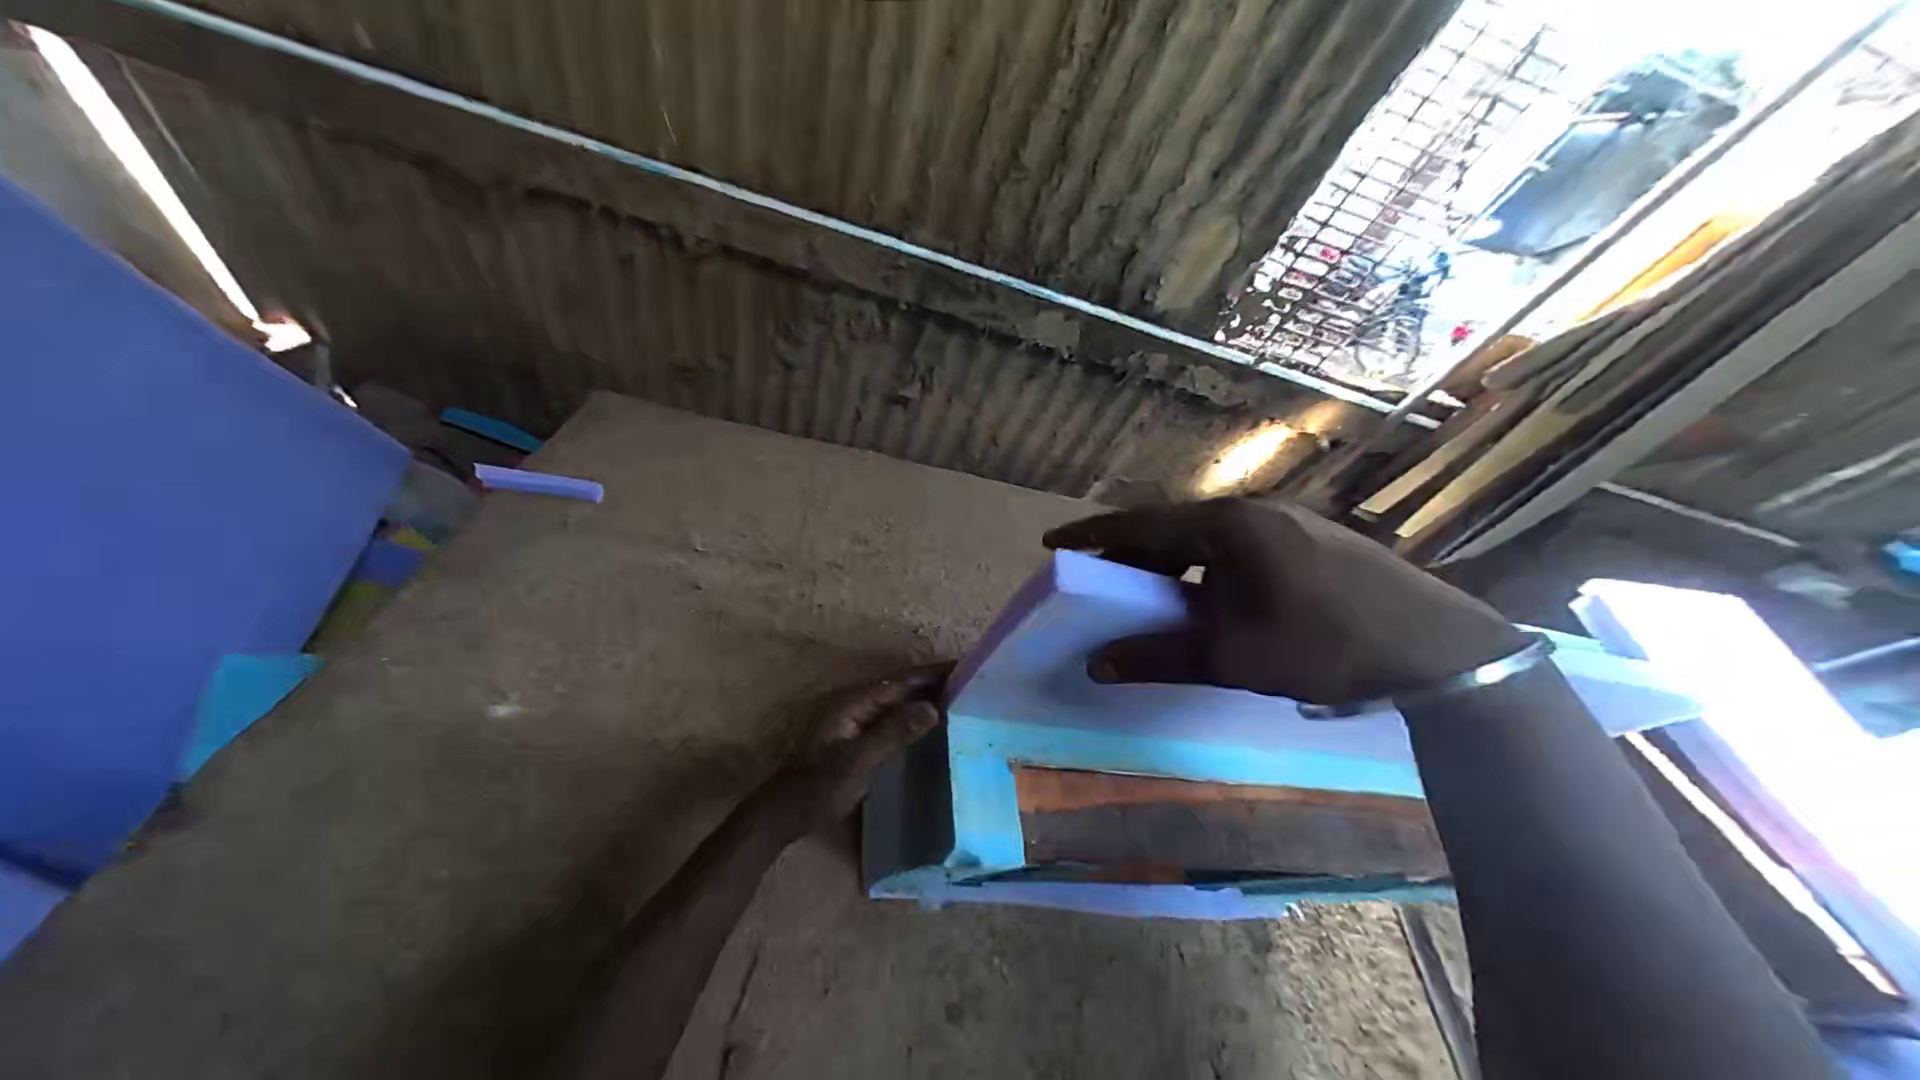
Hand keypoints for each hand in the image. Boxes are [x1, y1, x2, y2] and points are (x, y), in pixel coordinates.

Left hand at [763, 665, 948, 832]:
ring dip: (923, 697)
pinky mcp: (856, 737)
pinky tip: (930, 724)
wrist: (785, 814)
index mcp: (852, 702)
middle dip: (931, 681)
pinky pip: (890, 718)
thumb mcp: (858, 760)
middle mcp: (853, 705)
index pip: (899, 681)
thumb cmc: (820, 787)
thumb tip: (932, 707)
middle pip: (898, 687)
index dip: (930, 673)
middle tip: (969, 681)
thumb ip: (893, 732)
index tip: (963, 667)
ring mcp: (853, 721)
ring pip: (895, 702)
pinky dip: (912, 715)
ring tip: (958, 697)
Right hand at [1043, 499, 1524, 703]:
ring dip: (1169, 563)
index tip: (1052, 543)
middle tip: (1095, 576)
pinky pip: (1233, 546)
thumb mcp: (1232, 656)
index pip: (1141, 524)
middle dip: (1128, 551)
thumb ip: (1158, 656)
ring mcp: (1284, 522)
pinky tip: (1206, 599)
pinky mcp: (1306, 539)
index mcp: (1227, 526)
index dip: (1092, 535)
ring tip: (1146, 592)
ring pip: (1204, 538)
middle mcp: (1251, 511)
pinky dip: (1203, 569)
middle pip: (1170, 526)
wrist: (1439, 646)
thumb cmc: (1325, 643)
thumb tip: (1096, 664)